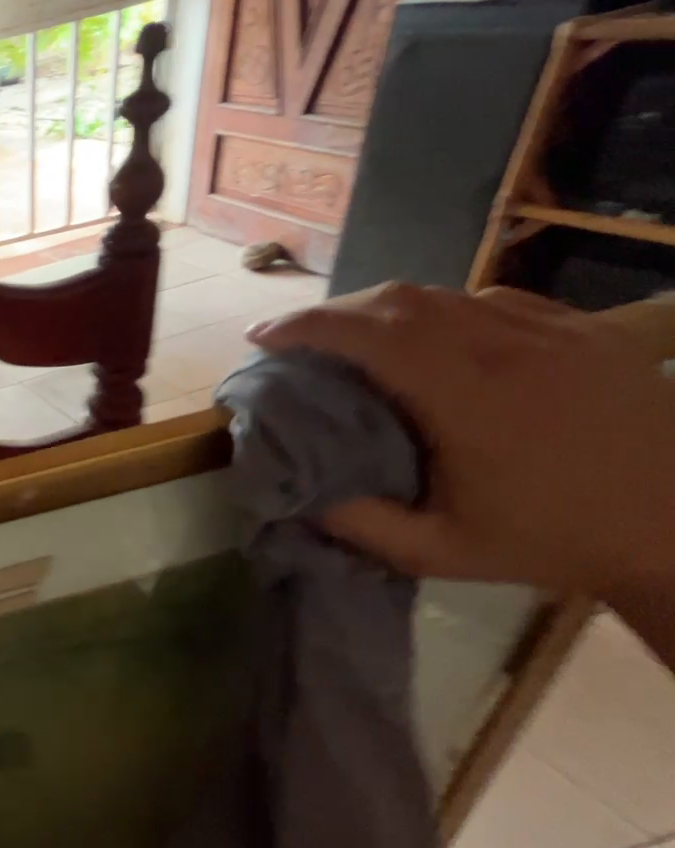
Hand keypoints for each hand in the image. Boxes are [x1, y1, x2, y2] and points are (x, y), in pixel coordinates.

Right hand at [245, 282, 674, 600]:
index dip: (306, 327)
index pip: (373, 334)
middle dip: (332, 311)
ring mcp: (557, 334)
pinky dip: (441, 311)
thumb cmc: (551, 544)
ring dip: (382, 309)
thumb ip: (356, 522)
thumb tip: (294, 491)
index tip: (259, 339)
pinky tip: (429, 337)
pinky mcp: (587, 333)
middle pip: (401, 300)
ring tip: (349, 336)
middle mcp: (512, 350)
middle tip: (291, 337)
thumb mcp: (436, 552)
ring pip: (445, 294)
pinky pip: (494, 302)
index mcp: (472, 399)